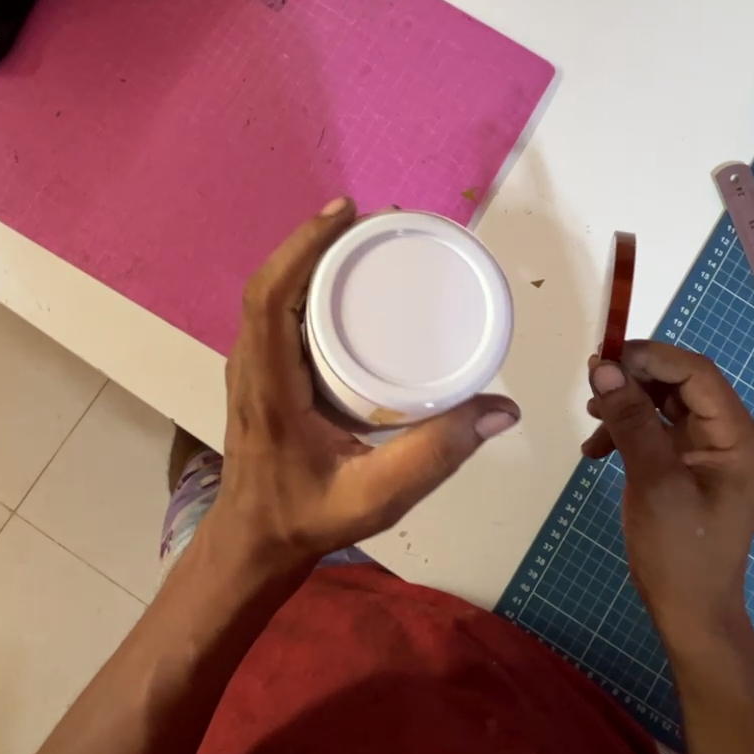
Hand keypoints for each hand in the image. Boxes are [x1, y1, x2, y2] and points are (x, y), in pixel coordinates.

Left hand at [203, 198, 521, 574]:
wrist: (255, 541)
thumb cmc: (306, 518)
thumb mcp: (374, 497)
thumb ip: (436, 456)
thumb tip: (502, 409)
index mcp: (269, 387)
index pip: (270, 298)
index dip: (302, 247)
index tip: (345, 212)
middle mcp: (251, 365)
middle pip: (272, 284)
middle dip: (317, 241)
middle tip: (376, 222)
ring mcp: (252, 367)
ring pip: (274, 294)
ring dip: (310, 258)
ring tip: (364, 240)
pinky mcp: (263, 371)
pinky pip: (280, 312)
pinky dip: (308, 283)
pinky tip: (347, 283)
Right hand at [584, 342, 753, 654]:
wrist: (689, 613)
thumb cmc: (680, 552)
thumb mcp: (653, 481)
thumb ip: (631, 420)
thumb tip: (602, 367)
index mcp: (735, 436)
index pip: (696, 371)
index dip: (650, 357)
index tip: (602, 361)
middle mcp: (725, 435)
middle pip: (678, 382)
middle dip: (633, 378)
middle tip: (591, 387)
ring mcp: (704, 451)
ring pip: (661, 402)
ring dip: (624, 403)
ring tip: (590, 416)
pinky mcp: (682, 465)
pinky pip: (653, 428)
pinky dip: (623, 429)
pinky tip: (596, 450)